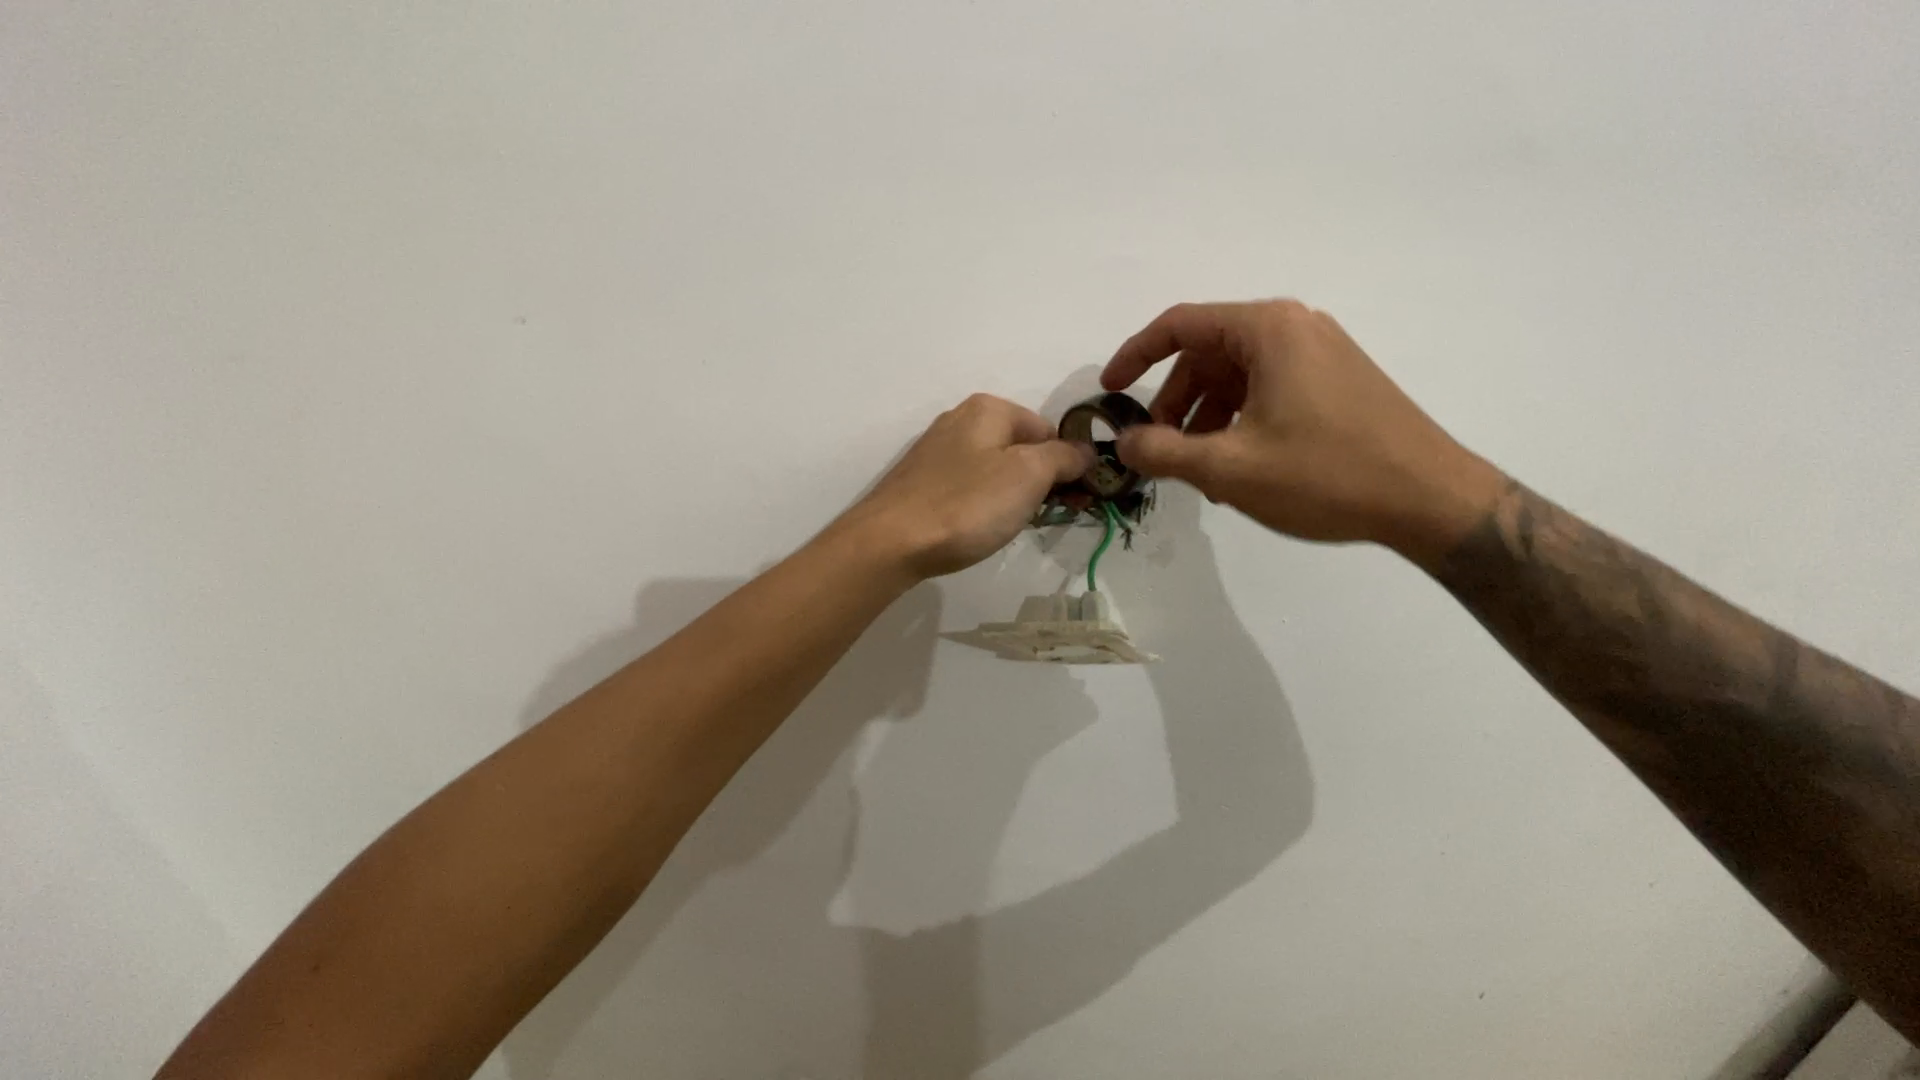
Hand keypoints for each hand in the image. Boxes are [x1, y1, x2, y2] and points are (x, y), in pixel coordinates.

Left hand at [832, 393, 1093, 579]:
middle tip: (1048, 517)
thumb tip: (1086, 451)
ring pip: (996, 471)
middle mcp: (960, 420)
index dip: (1068, 464)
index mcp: (988, 408)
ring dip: (1014, 497)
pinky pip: (969, 488)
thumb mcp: (1029, 474)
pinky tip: (979, 529)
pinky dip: (984, 506)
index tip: (1076, 500)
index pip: (1049, 430)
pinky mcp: (922, 483)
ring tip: (1011, 527)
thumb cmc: (967, 504)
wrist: (890, 543)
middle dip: (1042, 482)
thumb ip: (1065, 457)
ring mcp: (937, 452)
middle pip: (1022, 449)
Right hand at [1101, 300, 1506, 562]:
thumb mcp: (1230, 468)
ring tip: (1198, 468)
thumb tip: (1124, 444)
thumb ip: (1164, 452)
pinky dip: (1239, 419)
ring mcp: (1321, 352)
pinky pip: (1268, 388)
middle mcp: (1294, 327)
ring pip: (1237, 374)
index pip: (1180, 324)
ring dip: (1205, 416)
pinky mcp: (1337, 380)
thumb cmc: (1325, 475)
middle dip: (1173, 399)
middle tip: (1159, 447)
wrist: (1430, 499)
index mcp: (1268, 330)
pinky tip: (1236, 466)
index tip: (1109, 391)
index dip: (1135, 356)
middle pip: (1208, 352)